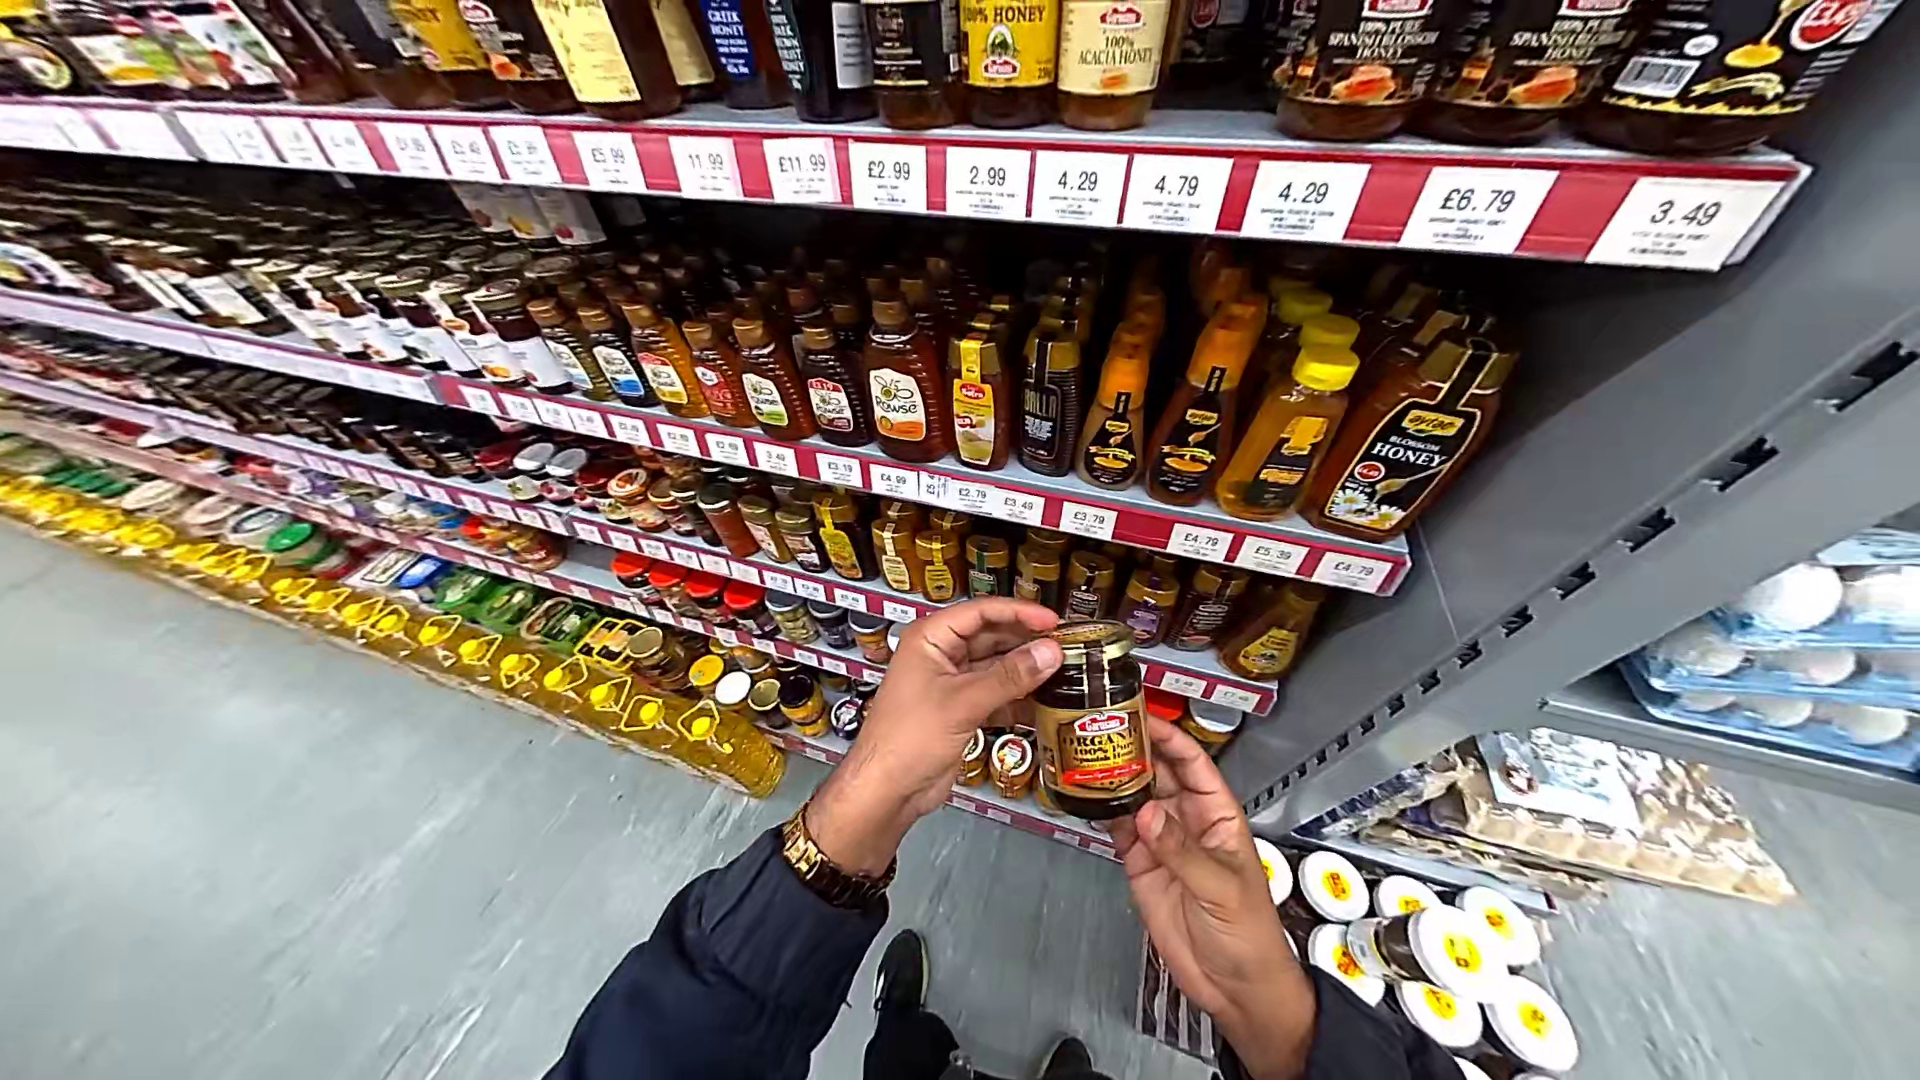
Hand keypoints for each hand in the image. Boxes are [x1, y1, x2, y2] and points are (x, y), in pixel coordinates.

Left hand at [807, 598, 1062, 874]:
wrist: (888, 790)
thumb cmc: (911, 736)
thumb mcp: (963, 702)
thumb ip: (1010, 676)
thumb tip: (1052, 651)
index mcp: (931, 637)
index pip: (981, 612)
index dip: (1018, 612)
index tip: (1053, 621)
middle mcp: (941, 653)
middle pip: (991, 636)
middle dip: (1025, 641)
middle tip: (1065, 645)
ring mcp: (951, 681)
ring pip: (995, 665)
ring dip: (1025, 669)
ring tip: (1063, 670)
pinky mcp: (961, 708)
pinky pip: (995, 693)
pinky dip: (1016, 696)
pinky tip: (1044, 701)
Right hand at [1110, 719, 1315, 1079]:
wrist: (1232, 987)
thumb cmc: (1247, 932)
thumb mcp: (1221, 888)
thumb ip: (1182, 850)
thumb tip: (1145, 812)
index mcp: (1215, 811)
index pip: (1192, 762)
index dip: (1169, 736)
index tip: (1141, 716)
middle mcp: (1184, 815)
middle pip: (1156, 771)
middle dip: (1131, 750)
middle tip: (1099, 732)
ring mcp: (1159, 836)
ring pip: (1133, 794)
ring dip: (1112, 777)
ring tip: (1084, 757)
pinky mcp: (1137, 858)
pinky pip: (1117, 825)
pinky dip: (1100, 809)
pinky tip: (1084, 796)